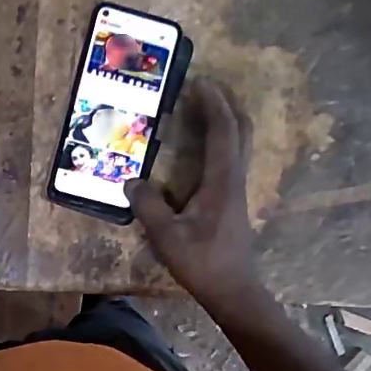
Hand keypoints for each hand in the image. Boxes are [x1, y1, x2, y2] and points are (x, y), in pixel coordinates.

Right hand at [127, 80, 266, 309]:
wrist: (234, 290)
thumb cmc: (203, 262)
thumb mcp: (167, 236)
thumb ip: (148, 206)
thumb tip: (130, 181)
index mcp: (222, 180)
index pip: (223, 130)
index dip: (213, 102)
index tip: (199, 79)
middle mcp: (234, 177)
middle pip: (240, 129)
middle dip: (226, 102)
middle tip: (204, 86)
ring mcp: (237, 188)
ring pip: (239, 142)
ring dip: (225, 120)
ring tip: (202, 108)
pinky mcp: (233, 199)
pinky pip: (231, 157)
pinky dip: (221, 139)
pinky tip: (202, 146)